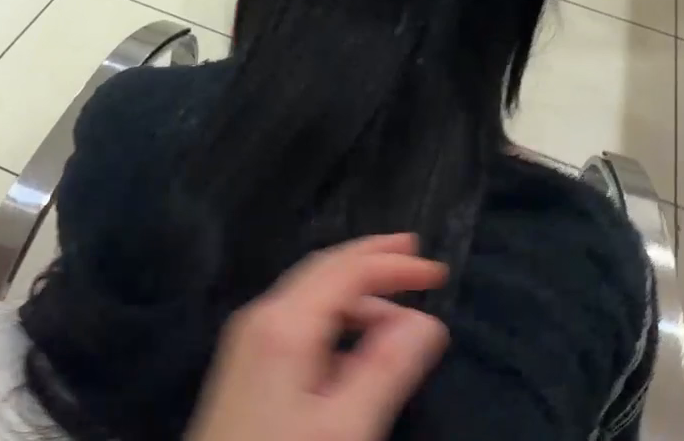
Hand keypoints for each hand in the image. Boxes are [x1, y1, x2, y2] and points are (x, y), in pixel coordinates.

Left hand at [186, 234, 450, 440]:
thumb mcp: (345, 426)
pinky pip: (298, 317)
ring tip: (400, 315)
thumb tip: (427, 322)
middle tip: (417, 259)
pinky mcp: (246, 362)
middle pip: (325, 269)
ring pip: (311, 293)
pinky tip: (357, 345)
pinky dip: (335, 316)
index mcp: (284, 322)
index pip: (346, 269)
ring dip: (357, 293)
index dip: (394, 263)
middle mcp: (262, 316)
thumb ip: (388, 369)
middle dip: (374, 260)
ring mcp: (249, 338)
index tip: (437, 271)